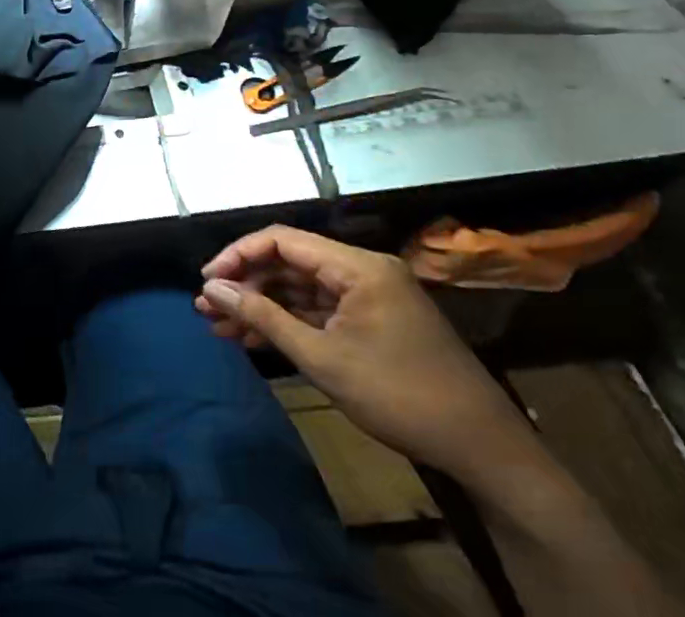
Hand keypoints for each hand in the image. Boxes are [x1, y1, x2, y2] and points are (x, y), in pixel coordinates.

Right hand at [196, 225, 533, 484]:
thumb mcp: (322, 357)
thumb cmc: (397, 394)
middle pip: (290, 262)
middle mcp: (362, 270)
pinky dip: (286, 322)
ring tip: (218, 325)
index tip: (207, 281)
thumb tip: (213, 288)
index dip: (238, 255)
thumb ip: (264, 316)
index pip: (282, 240)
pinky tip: (252, 336)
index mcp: (357, 266)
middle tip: (206, 308)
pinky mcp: (370, 320)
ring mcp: (367, 296)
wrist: (478, 444)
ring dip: (261, 305)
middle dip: (246, 284)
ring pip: (300, 288)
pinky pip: (318, 310)